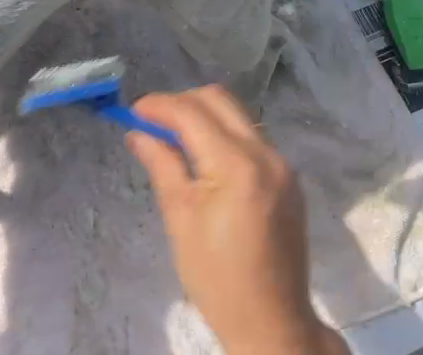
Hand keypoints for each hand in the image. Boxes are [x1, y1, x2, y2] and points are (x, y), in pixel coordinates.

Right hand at [126, 86, 348, 354]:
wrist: (272, 324)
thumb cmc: (217, 278)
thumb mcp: (180, 219)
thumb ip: (162, 165)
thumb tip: (137, 132)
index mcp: (237, 166)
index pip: (192, 113)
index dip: (159, 105)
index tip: (133, 111)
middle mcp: (266, 154)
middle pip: (219, 100)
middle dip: (182, 102)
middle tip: (153, 122)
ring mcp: (283, 165)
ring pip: (238, 115)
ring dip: (204, 115)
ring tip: (174, 139)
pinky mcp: (289, 178)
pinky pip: (252, 137)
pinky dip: (225, 134)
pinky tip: (205, 158)